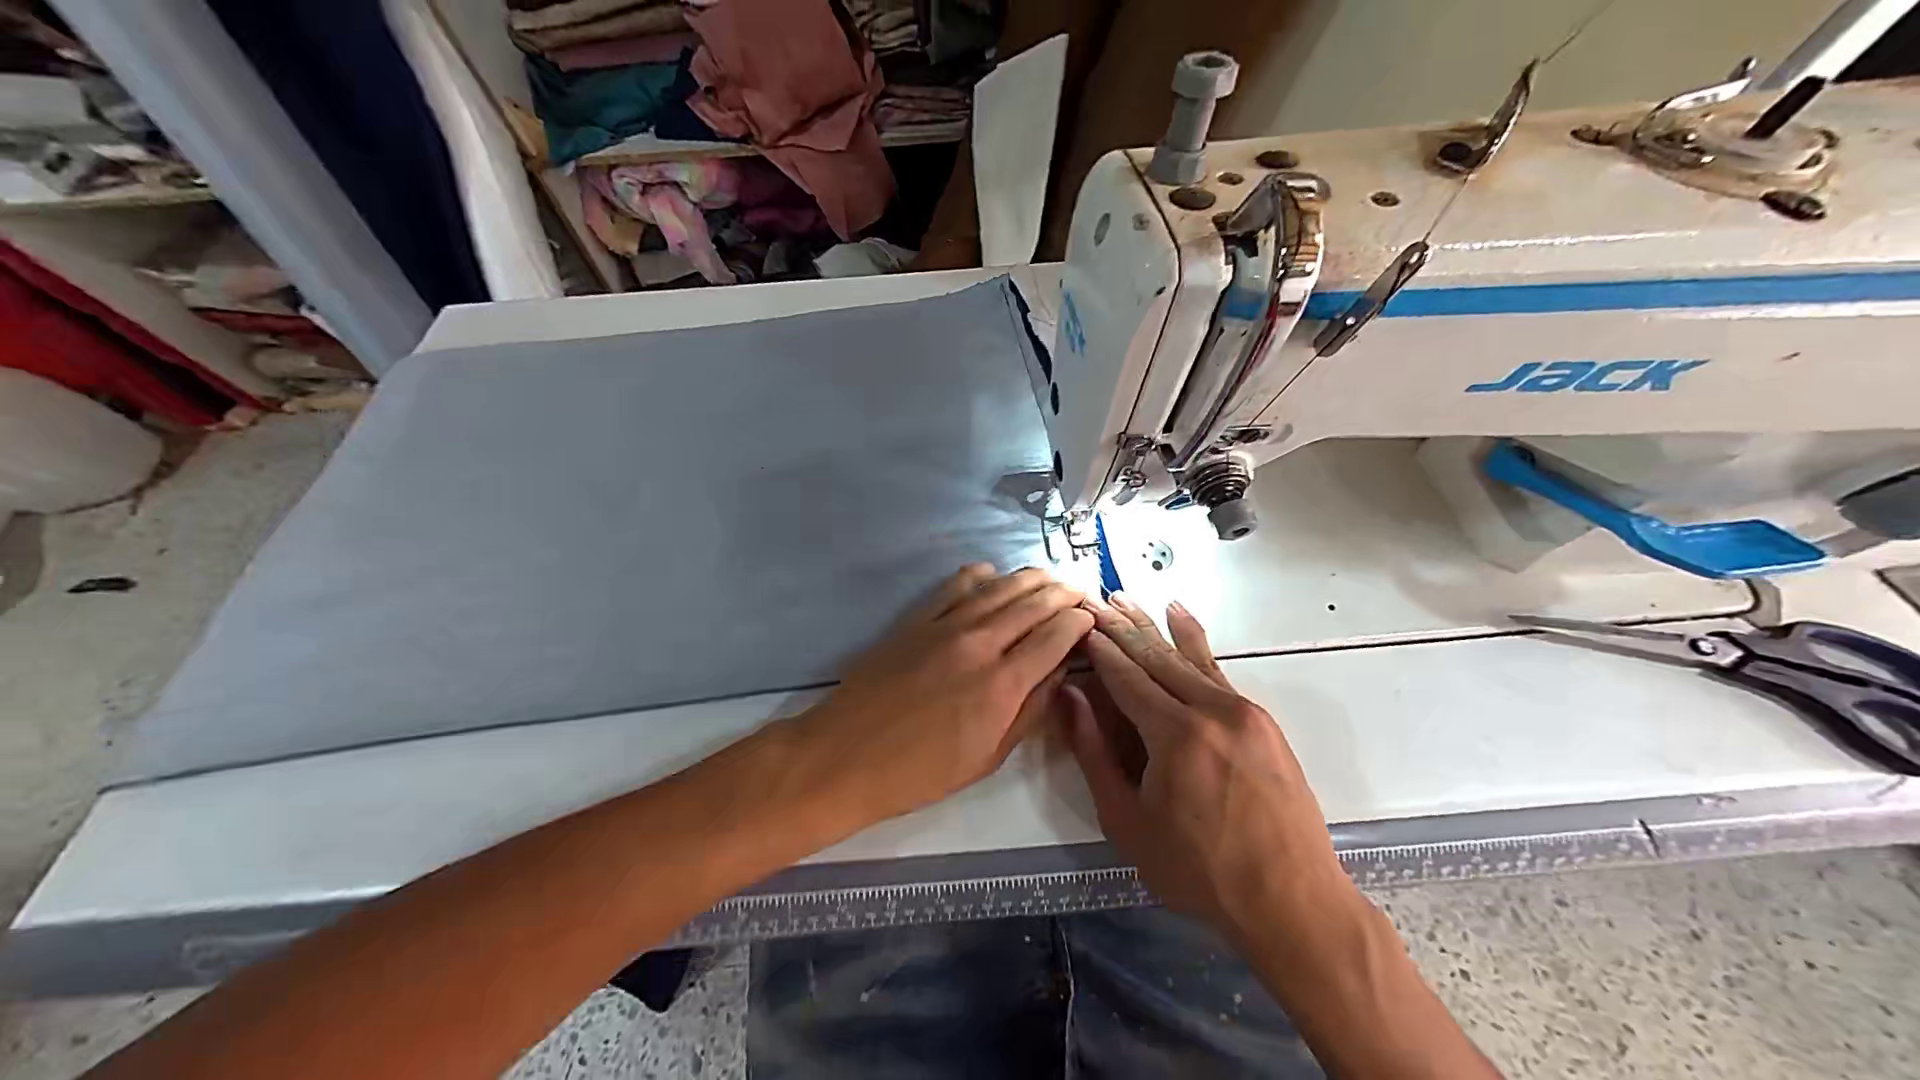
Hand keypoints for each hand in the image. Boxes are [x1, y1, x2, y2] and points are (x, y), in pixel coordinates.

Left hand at [795, 564, 1093, 828]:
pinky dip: (979, 575)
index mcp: (1003, 684)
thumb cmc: (921, 771)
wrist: (847, 755)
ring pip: (998, 588)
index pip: (1055, 636)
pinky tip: (992, 572)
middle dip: (1062, 593)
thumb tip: (1058, 672)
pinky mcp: (915, 620)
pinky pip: (955, 587)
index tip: (1090, 617)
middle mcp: (979, 643)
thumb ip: (1030, 711)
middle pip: (1033, 603)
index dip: (1078, 622)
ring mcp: (944, 626)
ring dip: (1029, 579)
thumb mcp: (988, 756)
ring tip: (1048, 578)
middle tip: (1078, 591)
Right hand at [1064, 593, 1362, 945]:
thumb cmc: (1199, 871)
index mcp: (1176, 734)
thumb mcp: (1128, 822)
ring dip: (1152, 625)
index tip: (1075, 622)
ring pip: (1187, 656)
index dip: (1097, 649)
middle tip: (1092, 599)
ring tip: (1125, 598)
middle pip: (1155, 656)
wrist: (1293, 902)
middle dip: (1119, 627)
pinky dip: (1194, 641)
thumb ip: (1094, 754)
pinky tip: (1180, 617)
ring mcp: (1242, 711)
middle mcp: (1212, 710)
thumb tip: (1070, 697)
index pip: (1125, 676)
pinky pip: (1217, 670)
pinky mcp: (1261, 720)